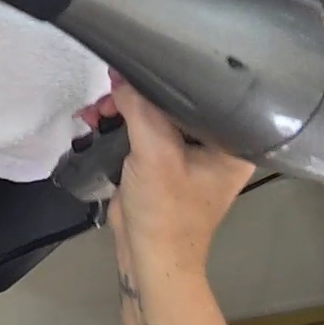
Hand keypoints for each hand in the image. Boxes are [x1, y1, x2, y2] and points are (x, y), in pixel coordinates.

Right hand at [106, 79, 255, 274]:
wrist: (149, 256)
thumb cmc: (166, 210)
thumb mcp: (155, 154)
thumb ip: (139, 110)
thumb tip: (119, 76)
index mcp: (230, 142)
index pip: (202, 94)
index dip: (166, 78)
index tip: (134, 68)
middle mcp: (212, 143)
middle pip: (170, 102)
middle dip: (133, 96)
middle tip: (107, 97)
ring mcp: (184, 153)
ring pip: (150, 114)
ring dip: (118, 109)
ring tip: (94, 113)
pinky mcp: (160, 161)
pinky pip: (138, 130)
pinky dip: (116, 124)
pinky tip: (96, 122)